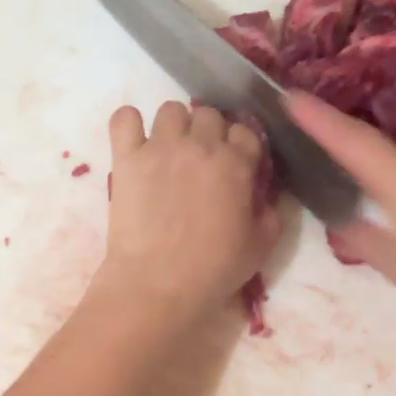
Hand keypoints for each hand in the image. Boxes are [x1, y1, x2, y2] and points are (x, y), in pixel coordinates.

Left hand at [90, 101, 282, 326]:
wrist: (159, 285)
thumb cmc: (213, 270)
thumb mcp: (260, 247)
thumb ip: (271, 215)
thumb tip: (268, 199)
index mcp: (238, 163)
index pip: (245, 131)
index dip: (239, 147)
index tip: (231, 167)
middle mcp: (201, 145)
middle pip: (208, 115)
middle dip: (207, 135)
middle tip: (198, 165)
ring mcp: (161, 147)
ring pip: (171, 110)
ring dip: (173, 127)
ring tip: (167, 155)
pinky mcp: (127, 158)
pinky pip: (124, 118)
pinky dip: (128, 124)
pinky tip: (133, 143)